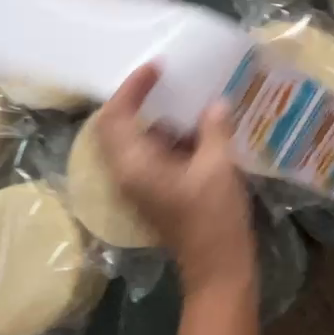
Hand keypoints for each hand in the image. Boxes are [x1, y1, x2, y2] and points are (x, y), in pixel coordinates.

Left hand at [97, 66, 255, 295]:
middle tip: (166, 77)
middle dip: (138, 100)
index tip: (156, 68)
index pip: (114, 118)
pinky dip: (171, 134)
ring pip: (138, 140)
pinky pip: (155, 153)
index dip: (131, 89)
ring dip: (158, 117)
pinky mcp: (158, 190)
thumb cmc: (213, 217)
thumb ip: (213, 129)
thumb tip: (214, 104)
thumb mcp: (218, 167)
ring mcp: (142, 184)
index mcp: (134, 166)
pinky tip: (201, 126)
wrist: (218, 267)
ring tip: (187, 95)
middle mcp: (128, 174)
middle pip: (118, 127)